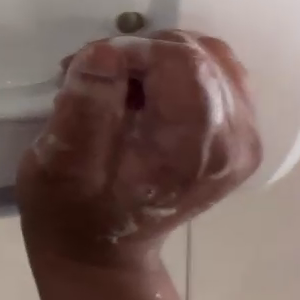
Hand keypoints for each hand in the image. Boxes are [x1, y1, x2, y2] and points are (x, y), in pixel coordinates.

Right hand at [18, 30, 261, 268]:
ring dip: (155, 60)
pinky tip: (132, 96)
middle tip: (88, 74)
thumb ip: (85, 106)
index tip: (79, 69)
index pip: (180, 61)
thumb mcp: (60, 159)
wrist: (97, 249)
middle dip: (140, 51)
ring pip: (214, 63)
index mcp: (192, 144)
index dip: (126, 50)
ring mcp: (239, 141)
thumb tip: (103, 53)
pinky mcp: (229, 141)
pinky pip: (214, 82)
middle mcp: (233, 139)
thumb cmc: (69, 206)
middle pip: (204, 56)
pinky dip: (170, 75)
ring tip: (109, 84)